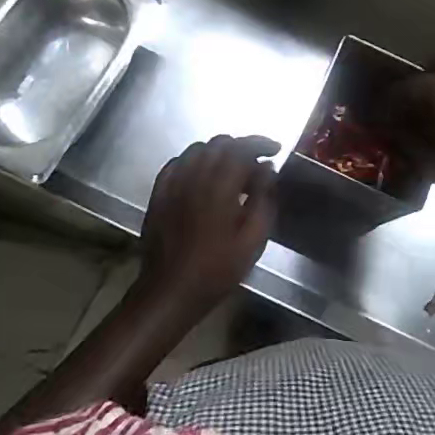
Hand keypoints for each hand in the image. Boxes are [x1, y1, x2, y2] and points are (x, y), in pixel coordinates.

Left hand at [138, 135, 279, 308]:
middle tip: (258, 163)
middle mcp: (194, 176)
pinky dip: (195, 162)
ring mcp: (172, 183)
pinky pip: (178, 163)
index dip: (261, 143)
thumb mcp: (253, 240)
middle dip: (242, 146)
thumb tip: (267, 170)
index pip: (241, 148)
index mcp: (219, 186)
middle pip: (219, 143)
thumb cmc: (217, 269)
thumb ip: (263, 199)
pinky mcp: (158, 193)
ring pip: (197, 150)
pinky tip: (204, 177)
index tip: (275, 149)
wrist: (170, 290)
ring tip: (234, 169)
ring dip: (219, 152)